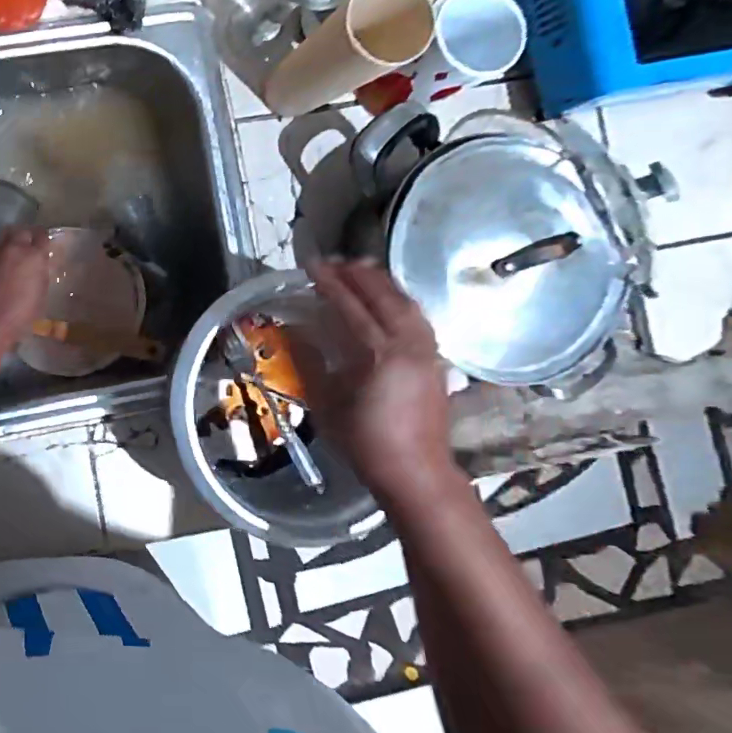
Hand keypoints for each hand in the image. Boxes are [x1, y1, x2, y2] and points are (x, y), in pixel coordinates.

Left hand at [0, 227, 52, 353]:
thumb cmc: (20, 315)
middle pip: (20, 231)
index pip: (41, 236)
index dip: (43, 240)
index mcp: (33, 256)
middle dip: (25, 236)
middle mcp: (12, 249)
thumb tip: (39, 265)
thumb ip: (40, 274)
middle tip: (27, 247)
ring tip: (10, 257)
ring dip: (8, 244)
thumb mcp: (40, 295)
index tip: (44, 245)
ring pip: (1, 239)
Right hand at [298, 260, 460, 511]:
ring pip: (407, 304)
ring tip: (363, 270)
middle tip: (336, 261)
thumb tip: (295, 331)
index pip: (350, 306)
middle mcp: (409, 345)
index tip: (312, 266)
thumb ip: (311, 361)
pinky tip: (391, 301)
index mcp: (378, 353)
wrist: (415, 471)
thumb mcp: (326, 402)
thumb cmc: (364, 441)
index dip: (330, 283)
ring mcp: (428, 352)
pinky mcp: (436, 362)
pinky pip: (419, 318)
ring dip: (383, 284)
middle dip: (359, 275)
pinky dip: (401, 301)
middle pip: (384, 297)